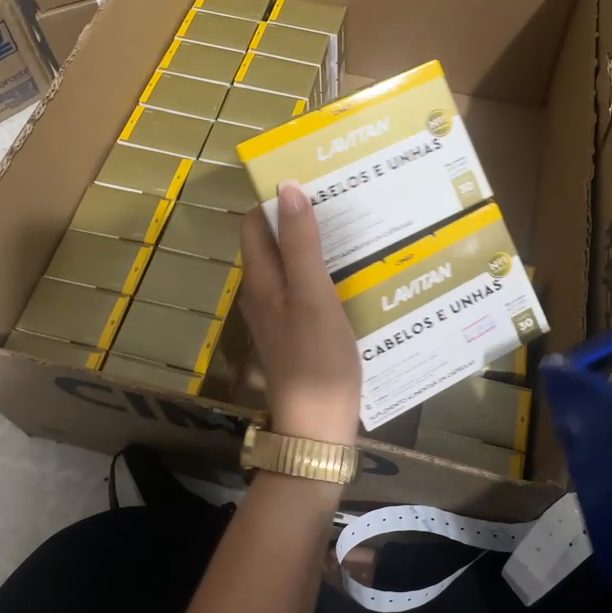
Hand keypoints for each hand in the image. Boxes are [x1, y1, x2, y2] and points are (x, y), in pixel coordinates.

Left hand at [238, 182, 361, 446]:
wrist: (317, 429)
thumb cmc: (316, 358)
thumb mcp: (312, 294)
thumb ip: (301, 242)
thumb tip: (288, 188)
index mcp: (261, 279)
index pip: (254, 224)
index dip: (277, 200)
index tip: (313, 182)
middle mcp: (264, 293)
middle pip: (275, 242)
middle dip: (303, 219)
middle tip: (343, 202)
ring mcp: (281, 315)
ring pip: (294, 266)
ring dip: (318, 246)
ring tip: (356, 231)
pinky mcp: (299, 333)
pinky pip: (308, 290)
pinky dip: (327, 274)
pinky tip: (356, 274)